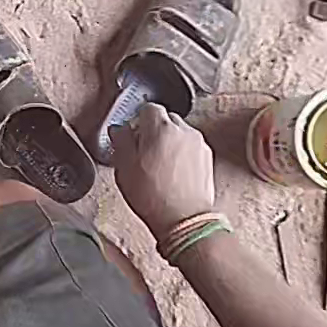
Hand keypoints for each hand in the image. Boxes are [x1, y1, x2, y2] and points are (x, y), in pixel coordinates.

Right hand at [108, 102, 216, 236]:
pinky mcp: (207, 158)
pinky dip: (180, 155)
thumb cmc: (153, 196)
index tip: (131, 134)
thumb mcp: (124, 167)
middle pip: (165, 119)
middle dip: (153, 131)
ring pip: (179, 133)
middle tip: (141, 152)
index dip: (136, 121)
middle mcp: (183, 130)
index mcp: (160, 127)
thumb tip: (118, 130)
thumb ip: (120, 141)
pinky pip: (189, 148)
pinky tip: (170, 174)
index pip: (148, 108)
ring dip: (168, 143)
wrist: (184, 219)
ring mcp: (198, 144)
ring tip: (156, 167)